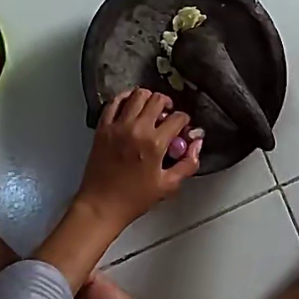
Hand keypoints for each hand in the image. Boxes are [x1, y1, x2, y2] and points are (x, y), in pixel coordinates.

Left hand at [74, 88, 202, 223]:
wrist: (102, 204)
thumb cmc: (133, 198)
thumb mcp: (168, 185)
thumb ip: (188, 163)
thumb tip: (197, 145)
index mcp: (154, 143)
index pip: (177, 118)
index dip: (184, 120)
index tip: (182, 126)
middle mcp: (136, 129)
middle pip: (156, 99)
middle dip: (167, 104)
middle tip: (167, 113)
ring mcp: (117, 126)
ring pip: (135, 95)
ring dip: (147, 98)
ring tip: (150, 108)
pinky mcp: (103, 127)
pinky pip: (113, 103)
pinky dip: (123, 98)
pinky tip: (130, 104)